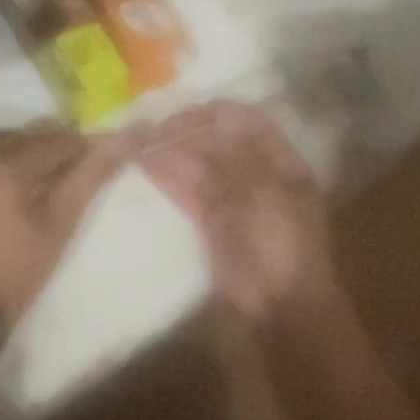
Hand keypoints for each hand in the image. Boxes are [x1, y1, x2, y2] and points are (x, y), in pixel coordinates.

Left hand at [0, 125, 126, 322]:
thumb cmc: (13, 276)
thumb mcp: (58, 228)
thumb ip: (87, 179)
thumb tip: (119, 140)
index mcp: (2, 166)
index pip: (52, 140)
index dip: (81, 146)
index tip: (100, 155)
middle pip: (18, 137)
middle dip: (47, 147)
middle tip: (71, 166)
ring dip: (15, 154)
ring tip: (35, 179)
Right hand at [138, 102, 340, 323]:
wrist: (283, 305)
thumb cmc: (283, 244)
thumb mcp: (263, 192)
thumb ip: (232, 156)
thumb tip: (208, 119)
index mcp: (281, 162)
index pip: (245, 122)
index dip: (212, 114)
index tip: (178, 113)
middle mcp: (257, 174)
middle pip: (218, 143)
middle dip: (184, 133)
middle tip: (147, 128)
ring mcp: (234, 200)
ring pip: (199, 167)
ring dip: (170, 153)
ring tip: (136, 143)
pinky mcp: (213, 223)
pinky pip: (189, 193)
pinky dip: (168, 178)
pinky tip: (144, 166)